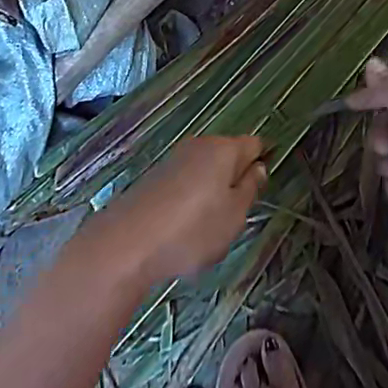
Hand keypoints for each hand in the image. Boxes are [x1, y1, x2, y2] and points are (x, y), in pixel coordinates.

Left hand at [84, 136, 266, 282]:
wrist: (126, 243)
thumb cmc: (192, 231)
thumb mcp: (235, 216)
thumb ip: (250, 188)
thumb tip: (258, 167)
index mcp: (224, 148)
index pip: (254, 144)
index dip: (261, 164)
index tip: (258, 193)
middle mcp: (200, 145)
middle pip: (228, 155)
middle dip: (234, 179)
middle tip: (233, 216)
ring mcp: (174, 159)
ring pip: (205, 170)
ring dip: (211, 190)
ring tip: (205, 227)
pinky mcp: (155, 177)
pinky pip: (184, 182)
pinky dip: (189, 199)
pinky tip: (181, 227)